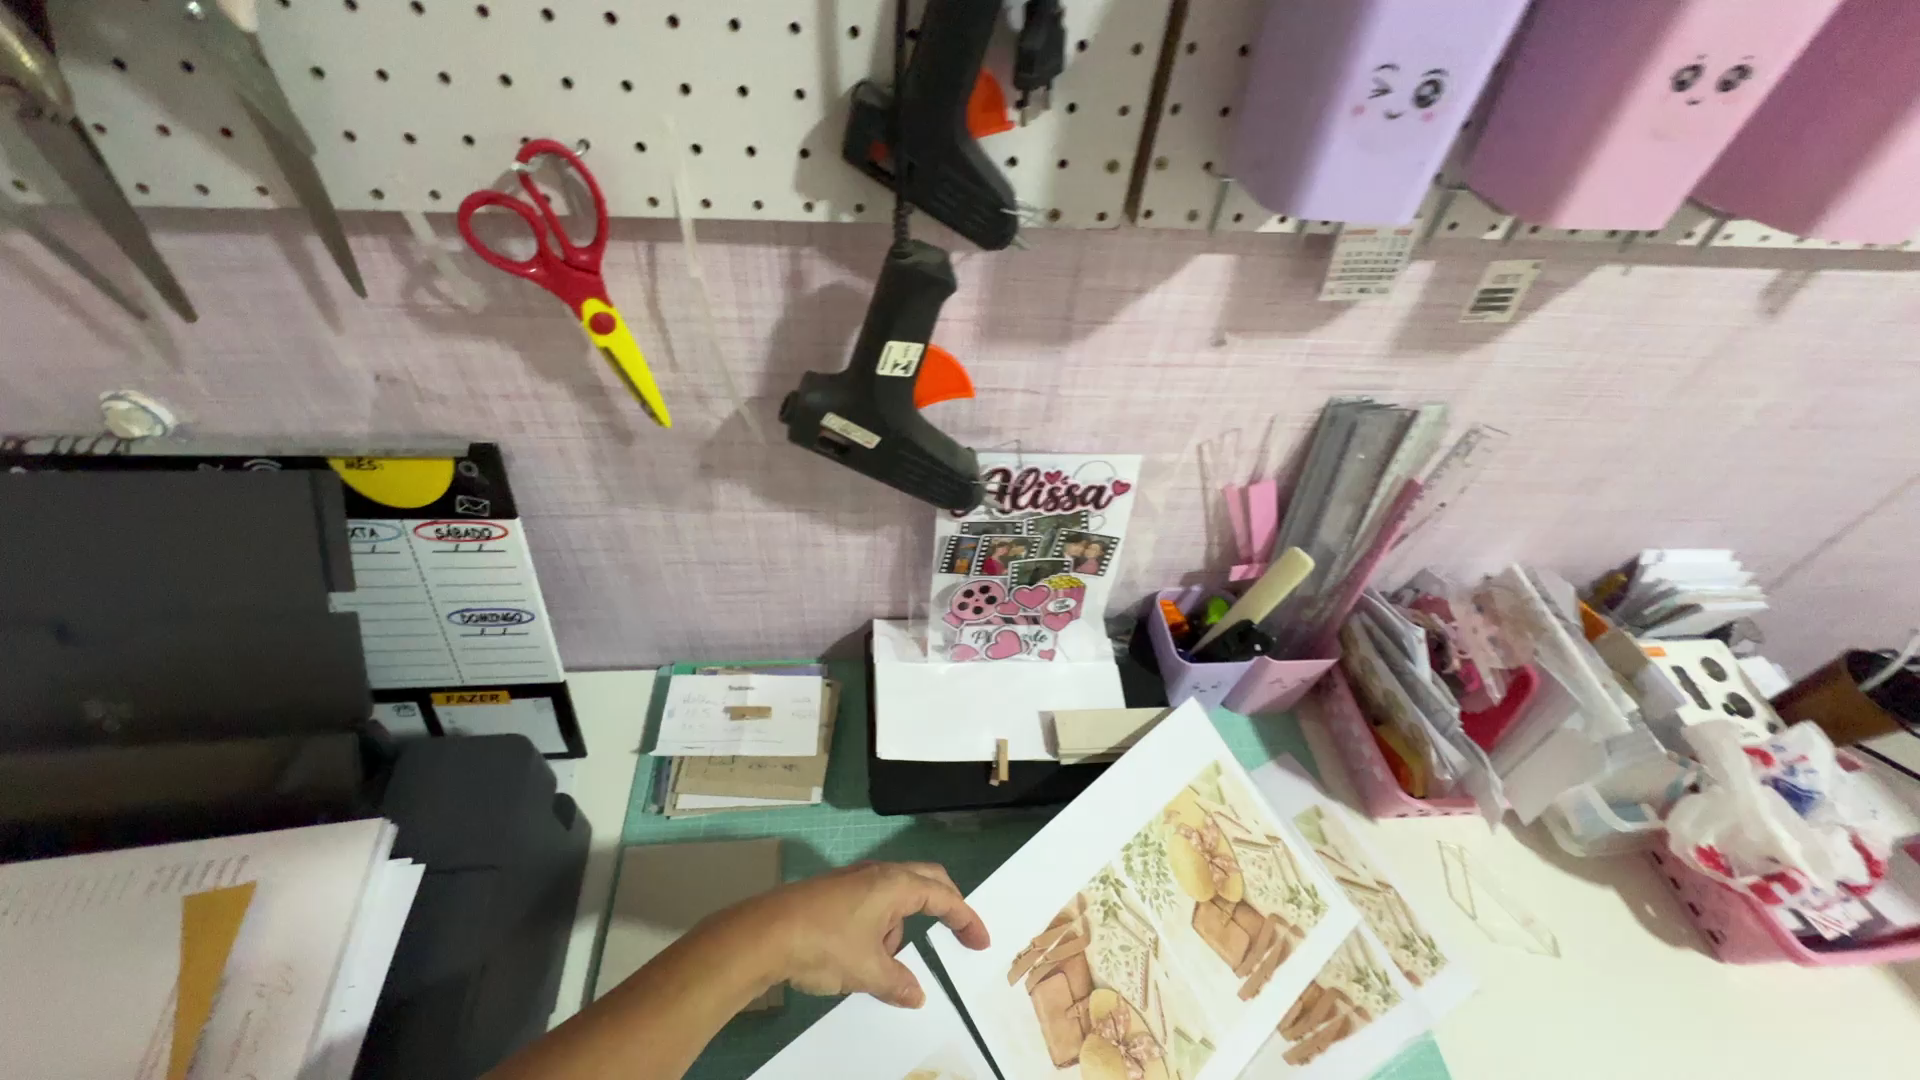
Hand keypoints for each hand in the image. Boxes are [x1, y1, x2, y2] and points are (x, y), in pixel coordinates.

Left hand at [738, 861, 990, 1008]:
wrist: (766, 933)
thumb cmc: (825, 945)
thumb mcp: (868, 971)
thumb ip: (898, 982)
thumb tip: (916, 994)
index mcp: (895, 884)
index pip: (943, 896)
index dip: (966, 918)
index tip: (981, 941)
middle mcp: (879, 873)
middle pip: (926, 880)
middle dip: (945, 905)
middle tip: (958, 932)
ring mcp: (856, 879)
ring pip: (897, 894)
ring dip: (903, 924)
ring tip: (888, 964)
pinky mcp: (837, 891)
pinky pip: (875, 902)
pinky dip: (882, 925)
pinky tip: (863, 955)